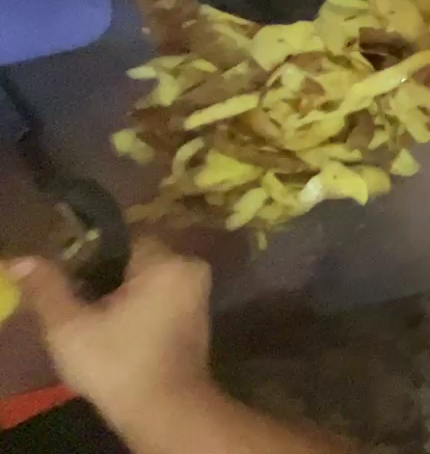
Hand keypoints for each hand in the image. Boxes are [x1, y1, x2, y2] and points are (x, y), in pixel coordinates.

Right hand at [7, 238, 214, 420]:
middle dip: (103, 277)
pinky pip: (162, 289)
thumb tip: (21, 259)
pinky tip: (116, 327)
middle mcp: (192, 265)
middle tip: (75, 307)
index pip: (126, 241)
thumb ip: (49, 289)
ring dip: (118, 291)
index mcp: (169, 263)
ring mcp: (199, 285)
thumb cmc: (114, 360)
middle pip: (138, 258)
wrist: (162, 397)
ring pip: (149, 275)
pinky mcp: (197, 304)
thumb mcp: (70, 325)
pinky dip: (137, 301)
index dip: (90, 257)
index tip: (65, 280)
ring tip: (92, 320)